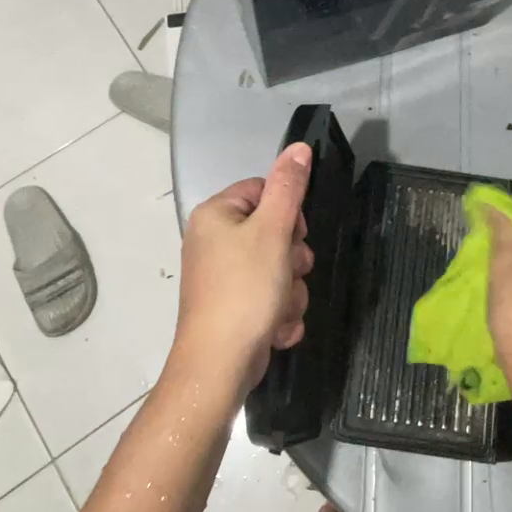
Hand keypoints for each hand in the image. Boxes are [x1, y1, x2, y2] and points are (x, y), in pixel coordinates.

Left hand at [172, 144, 314, 394]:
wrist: (219, 365)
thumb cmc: (244, 290)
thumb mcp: (272, 231)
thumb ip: (289, 188)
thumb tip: (299, 146)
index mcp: (215, 215)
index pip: (263, 191)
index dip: (288, 212)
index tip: (295, 234)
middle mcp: (212, 241)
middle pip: (274, 232)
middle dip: (292, 260)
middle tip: (289, 273)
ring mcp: (221, 277)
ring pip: (278, 270)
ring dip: (290, 292)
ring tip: (280, 309)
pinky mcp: (232, 307)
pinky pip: (269, 298)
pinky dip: (278, 314)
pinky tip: (275, 329)